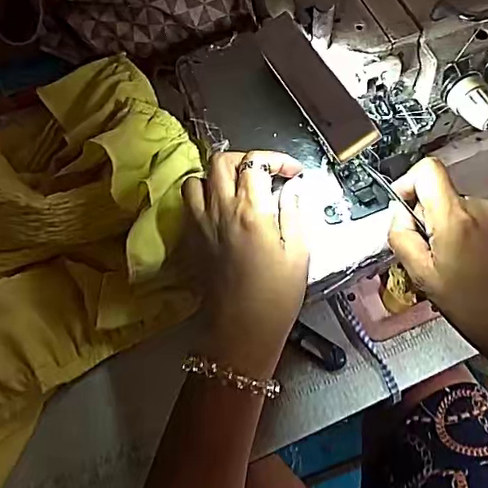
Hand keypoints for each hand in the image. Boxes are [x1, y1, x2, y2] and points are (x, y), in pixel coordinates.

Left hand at [183, 150, 308, 376]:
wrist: (241, 329)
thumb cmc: (275, 296)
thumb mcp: (298, 253)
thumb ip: (294, 213)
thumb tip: (292, 189)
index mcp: (251, 211)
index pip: (256, 163)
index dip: (276, 160)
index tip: (292, 172)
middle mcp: (221, 210)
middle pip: (222, 160)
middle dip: (246, 159)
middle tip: (264, 173)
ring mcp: (202, 223)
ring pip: (198, 177)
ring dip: (218, 175)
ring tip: (237, 187)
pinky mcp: (192, 238)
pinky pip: (189, 202)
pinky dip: (203, 194)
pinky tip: (220, 208)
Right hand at [386, 158, 487, 367]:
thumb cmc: (480, 311)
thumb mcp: (424, 278)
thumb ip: (401, 238)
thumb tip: (398, 216)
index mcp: (455, 219)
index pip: (427, 171)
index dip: (411, 183)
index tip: (408, 203)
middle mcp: (485, 209)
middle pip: (449, 198)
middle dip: (440, 222)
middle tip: (444, 258)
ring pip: (474, 212)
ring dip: (468, 231)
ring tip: (473, 267)